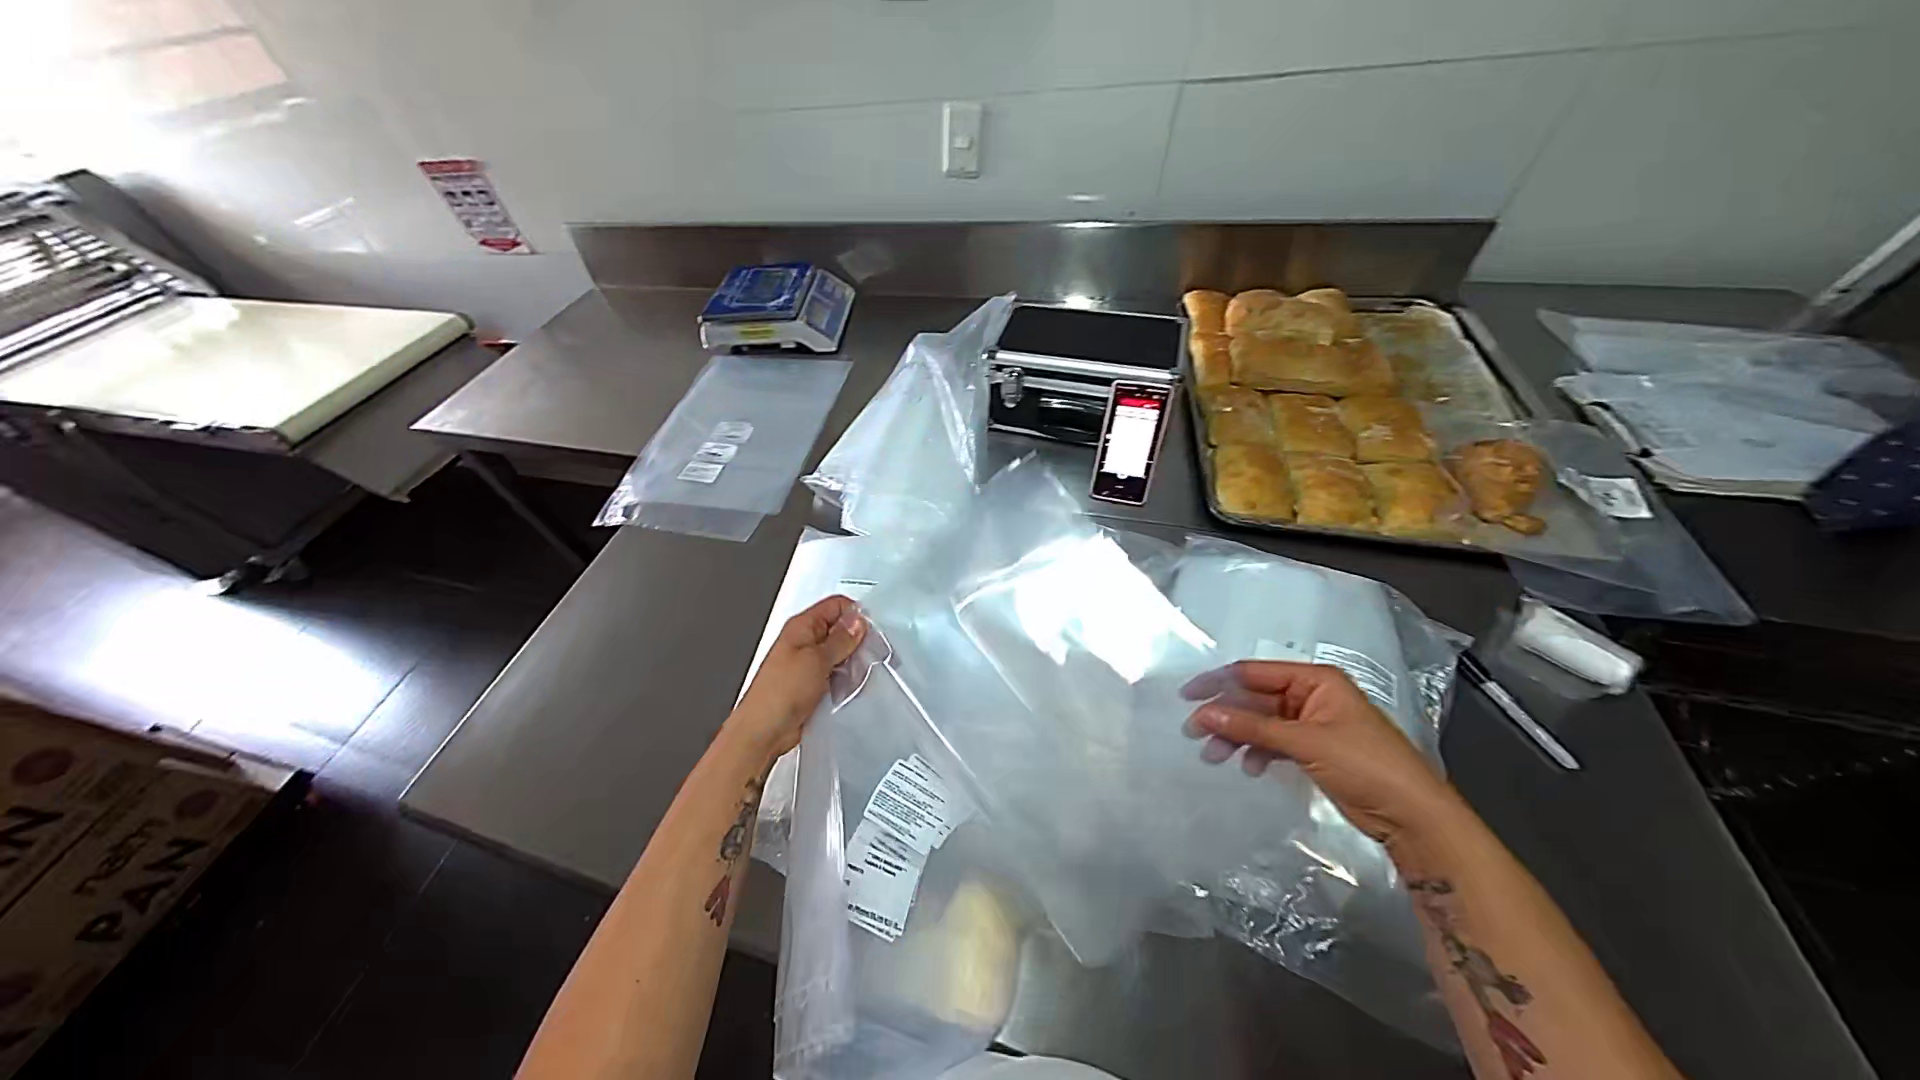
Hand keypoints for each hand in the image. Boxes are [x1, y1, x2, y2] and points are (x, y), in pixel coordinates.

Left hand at [729, 595, 866, 761]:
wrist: (764, 731)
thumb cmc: (777, 694)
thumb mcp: (817, 660)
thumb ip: (841, 639)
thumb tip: (857, 621)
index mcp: (801, 626)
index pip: (837, 605)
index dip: (856, 614)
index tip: (870, 630)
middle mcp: (804, 642)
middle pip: (840, 630)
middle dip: (856, 641)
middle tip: (865, 654)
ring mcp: (808, 663)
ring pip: (840, 654)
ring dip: (851, 663)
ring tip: (852, 674)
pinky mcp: (812, 683)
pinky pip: (836, 674)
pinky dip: (845, 680)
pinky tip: (846, 688)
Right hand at [1181, 660, 1458, 844]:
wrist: (1413, 817)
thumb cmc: (1366, 766)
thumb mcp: (1306, 742)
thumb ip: (1252, 726)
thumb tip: (1205, 714)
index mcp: (1315, 680)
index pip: (1254, 673)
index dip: (1219, 683)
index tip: (1187, 697)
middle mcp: (1311, 696)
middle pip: (1255, 699)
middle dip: (1225, 715)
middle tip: (1194, 733)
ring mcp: (1312, 724)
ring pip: (1260, 722)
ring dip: (1236, 736)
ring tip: (1214, 756)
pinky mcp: (1312, 750)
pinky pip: (1272, 742)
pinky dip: (1257, 752)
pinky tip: (1248, 767)